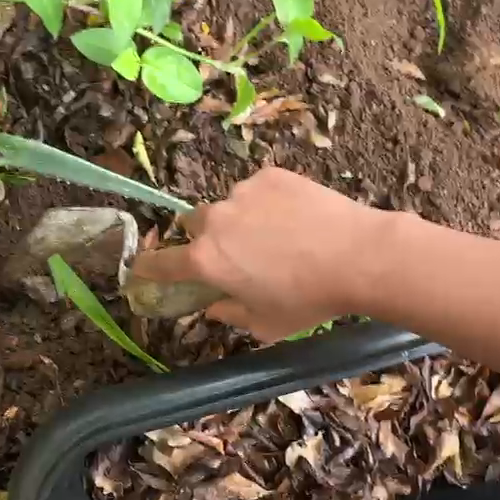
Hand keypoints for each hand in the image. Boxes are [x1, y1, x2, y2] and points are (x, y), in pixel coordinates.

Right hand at [129, 167, 392, 339]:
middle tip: (236, 255)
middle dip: (205, 239)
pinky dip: (267, 203)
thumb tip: (214, 306)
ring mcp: (242, 193)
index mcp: (205, 260)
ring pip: (228, 206)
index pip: (161, 263)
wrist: (357, 255)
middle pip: (194, 226)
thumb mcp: (265, 324)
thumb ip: (230, 314)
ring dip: (239, 220)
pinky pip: (257, 191)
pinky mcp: (270, 175)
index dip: (148, 267)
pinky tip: (296, 219)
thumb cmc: (308, 299)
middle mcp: (215, 221)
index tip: (142, 269)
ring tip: (278, 237)